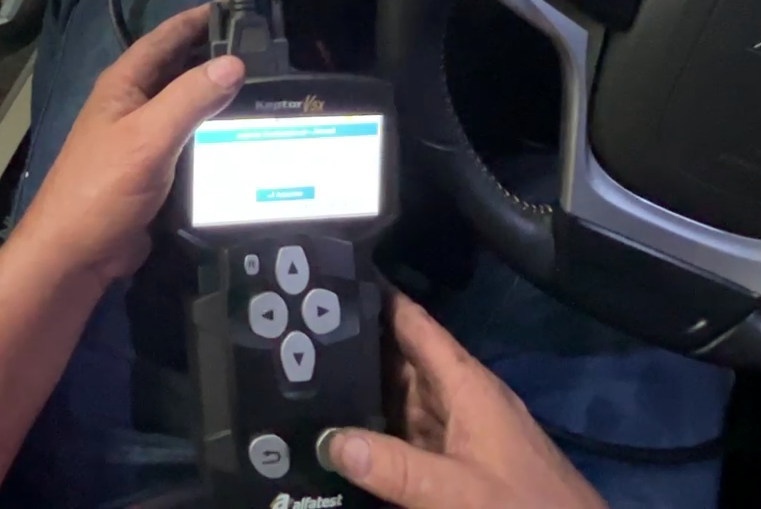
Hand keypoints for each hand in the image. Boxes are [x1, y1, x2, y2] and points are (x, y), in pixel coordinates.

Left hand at [12, 4, 243, 284]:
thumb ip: (190, 99)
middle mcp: (131, 104)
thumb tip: (235, 62)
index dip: (194, 21)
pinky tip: (242, 135)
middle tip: (261, 50)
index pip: (162, 39)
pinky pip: (188, 139)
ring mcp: (140, 137)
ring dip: (216, 95)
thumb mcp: (149, 137)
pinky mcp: (152, 169)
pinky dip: (213, 132)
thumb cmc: (103, 187)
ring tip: (262, 88)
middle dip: (212, 56)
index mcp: (123, 85)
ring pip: (185, 106)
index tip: (233, 7)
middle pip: (177, 70)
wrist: (75, 253)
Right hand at [325, 293, 606, 508]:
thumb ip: (393, 466)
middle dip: (353, 344)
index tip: (328, 274)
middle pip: (398, 358)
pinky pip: (407, 437)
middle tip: (296, 330)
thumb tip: (327, 437)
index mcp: (465, 383)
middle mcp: (459, 399)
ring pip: (399, 399)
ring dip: (361, 390)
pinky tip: (342, 434)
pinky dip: (376, 430)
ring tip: (305, 375)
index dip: (375, 294)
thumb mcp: (459, 493)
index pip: (413, 322)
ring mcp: (460, 435)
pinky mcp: (459, 468)